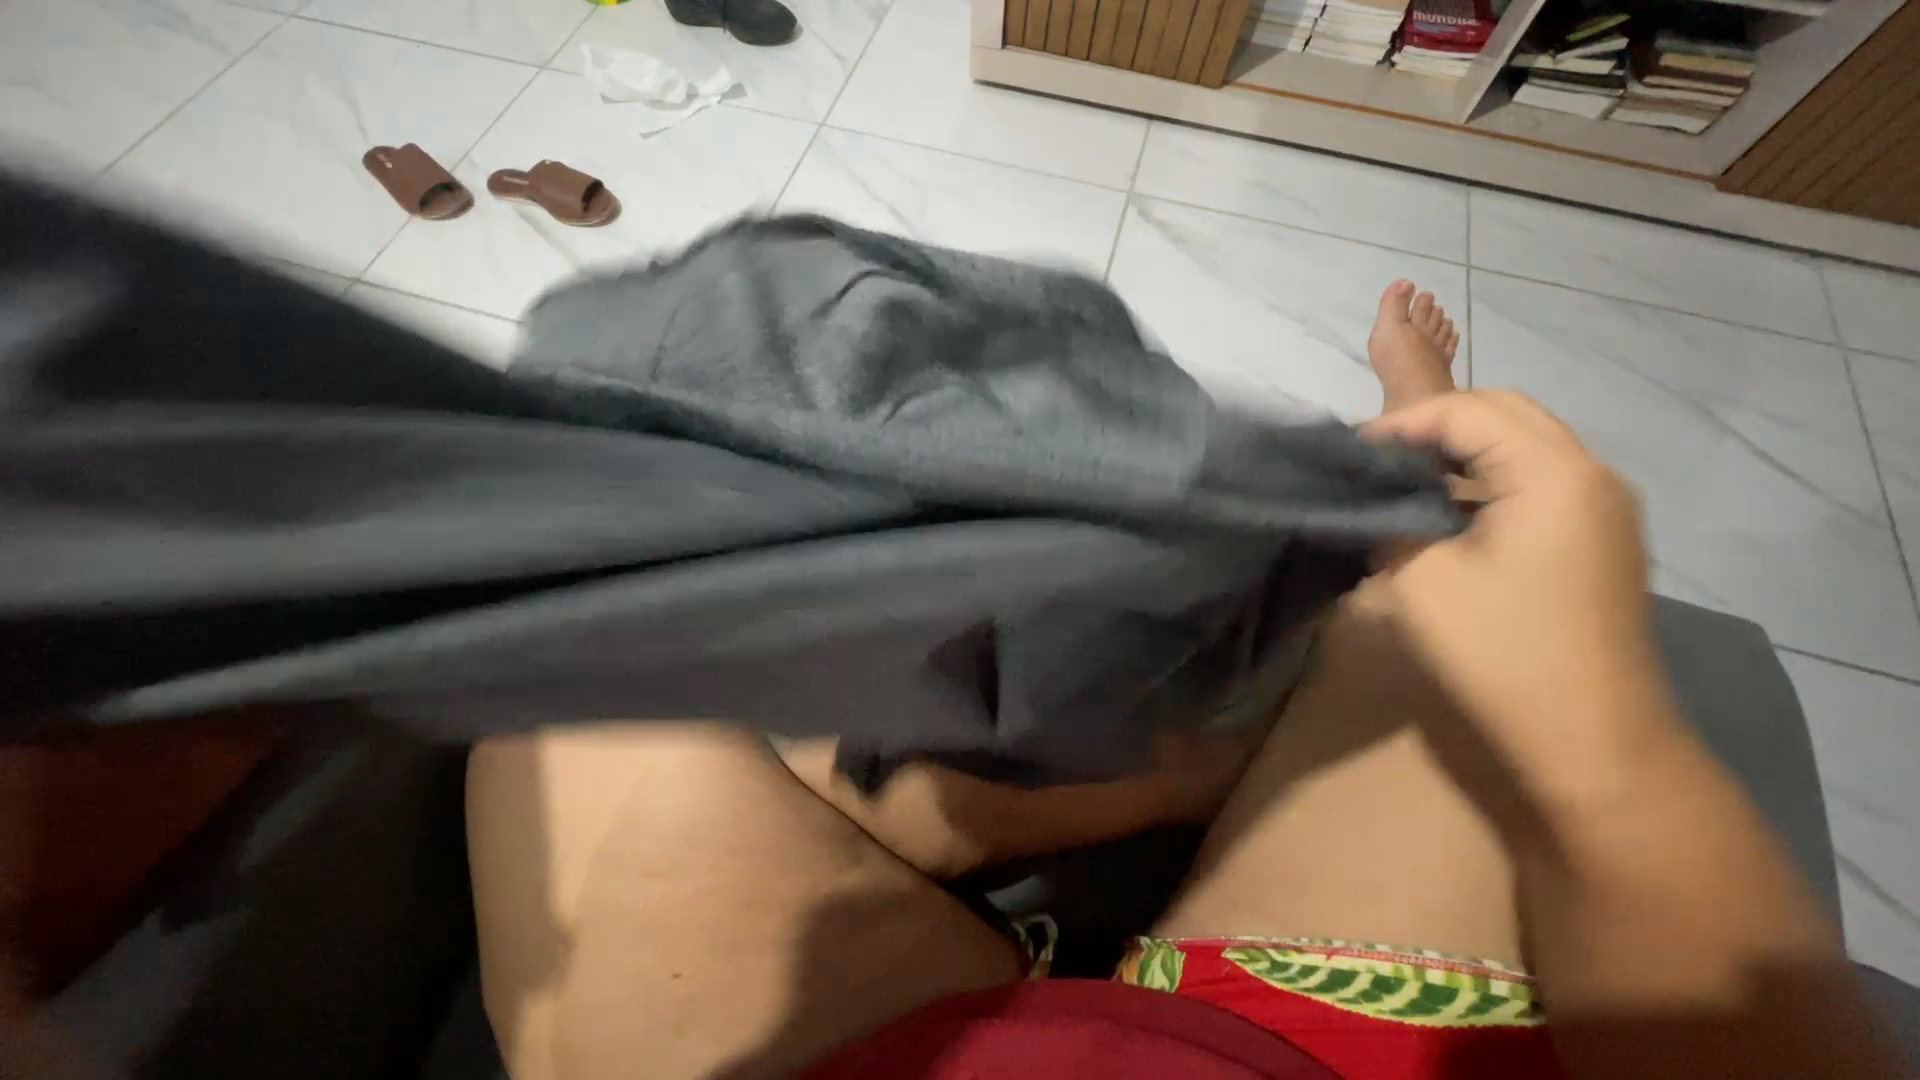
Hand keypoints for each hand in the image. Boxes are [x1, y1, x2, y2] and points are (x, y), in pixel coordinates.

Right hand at [1365, 391, 1677, 795]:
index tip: (1348, 452)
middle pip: (1505, 413)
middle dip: (1434, 425)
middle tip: (1375, 460)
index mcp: (1553, 474)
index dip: (1401, 423)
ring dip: (1461, 451)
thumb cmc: (1501, 653)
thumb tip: (1379, 498)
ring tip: (1402, 481)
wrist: (1592, 739)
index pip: (1468, 411)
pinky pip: (1538, 481)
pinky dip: (1486, 480)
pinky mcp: (1599, 539)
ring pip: (1524, 444)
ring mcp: (1603, 508)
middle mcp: (1591, 475)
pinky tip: (1446, 514)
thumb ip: (1393, 518)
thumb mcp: (1421, 579)